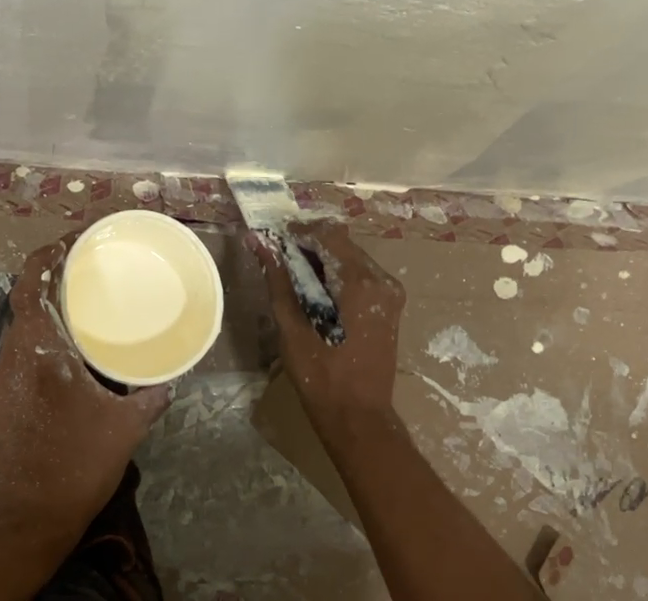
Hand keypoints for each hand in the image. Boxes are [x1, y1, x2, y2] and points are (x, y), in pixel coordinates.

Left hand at [0, 242, 172, 535]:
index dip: (46, 256)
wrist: (31, 513)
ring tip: (76, 301)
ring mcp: (4, 375)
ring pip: (21, 325)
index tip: (69, 242)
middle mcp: (15, 353)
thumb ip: (149, 398)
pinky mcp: (2, 395)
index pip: (32, 284)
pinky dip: (39, 335)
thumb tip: (170, 383)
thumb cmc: (78, 461)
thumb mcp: (124, 427)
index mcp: (41, 349)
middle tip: (81, 267)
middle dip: (48, 278)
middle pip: (25, 299)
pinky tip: (64, 347)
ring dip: (43, 307)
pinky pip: (20, 349)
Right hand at [250, 226, 405, 444]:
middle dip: (309, 246)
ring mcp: (390, 293)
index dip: (298, 232)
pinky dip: (336, 275)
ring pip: (350, 258)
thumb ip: (277, 276)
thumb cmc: (320, 373)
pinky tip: (316, 292)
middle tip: (280, 258)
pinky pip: (360, 275)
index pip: (327, 234)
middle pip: (341, 243)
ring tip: (294, 276)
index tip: (274, 240)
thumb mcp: (291, 322)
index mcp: (359, 281)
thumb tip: (257, 240)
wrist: (358, 416)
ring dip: (322, 260)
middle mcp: (382, 280)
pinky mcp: (390, 307)